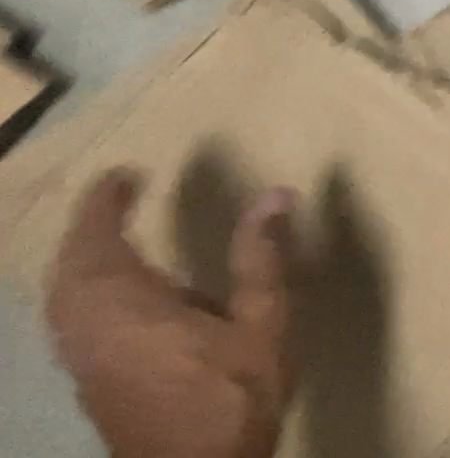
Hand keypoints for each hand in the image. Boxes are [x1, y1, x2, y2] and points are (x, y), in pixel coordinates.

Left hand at [46, 169, 297, 457]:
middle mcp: (91, 329)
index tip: (124, 174)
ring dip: (78, 257)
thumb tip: (275, 193)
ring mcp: (82, 356)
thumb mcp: (265, 318)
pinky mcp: (88, 375)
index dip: (104, 206)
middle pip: (68, 270)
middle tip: (116, 193)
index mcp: (131, 309)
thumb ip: (260, 256)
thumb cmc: (236, 388)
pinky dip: (79, 284)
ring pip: (60, 296)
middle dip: (87, 228)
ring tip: (108, 230)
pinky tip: (106, 286)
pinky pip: (67, 316)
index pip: (100, 245)